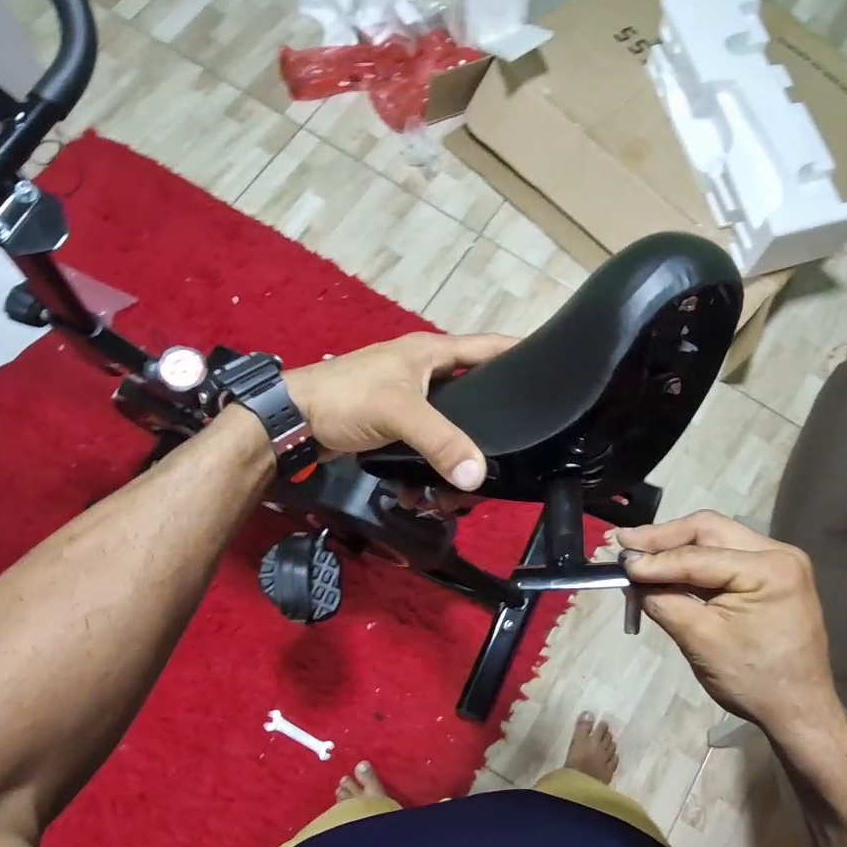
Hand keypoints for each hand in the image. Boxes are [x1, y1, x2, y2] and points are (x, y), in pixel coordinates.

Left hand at [284, 332, 515, 492]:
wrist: (292, 421)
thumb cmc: (346, 399)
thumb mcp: (399, 413)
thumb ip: (441, 442)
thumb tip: (477, 477)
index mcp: (432, 353)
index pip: (490, 347)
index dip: (522, 355)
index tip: (554, 374)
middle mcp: (425, 373)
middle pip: (473, 402)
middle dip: (484, 436)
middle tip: (497, 467)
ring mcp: (409, 402)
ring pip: (448, 434)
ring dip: (450, 466)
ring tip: (450, 499)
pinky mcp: (393, 428)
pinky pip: (424, 452)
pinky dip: (425, 474)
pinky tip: (419, 496)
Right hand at [618, 511, 842, 733]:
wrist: (798, 711)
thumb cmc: (753, 680)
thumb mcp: (700, 639)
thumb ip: (662, 600)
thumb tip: (630, 574)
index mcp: (770, 568)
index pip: (699, 555)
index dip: (655, 560)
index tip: (619, 564)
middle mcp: (779, 553)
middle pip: (709, 530)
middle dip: (664, 538)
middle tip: (625, 544)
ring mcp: (778, 561)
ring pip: (715, 538)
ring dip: (676, 547)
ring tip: (638, 553)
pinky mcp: (771, 574)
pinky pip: (725, 556)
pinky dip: (694, 561)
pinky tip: (666, 567)